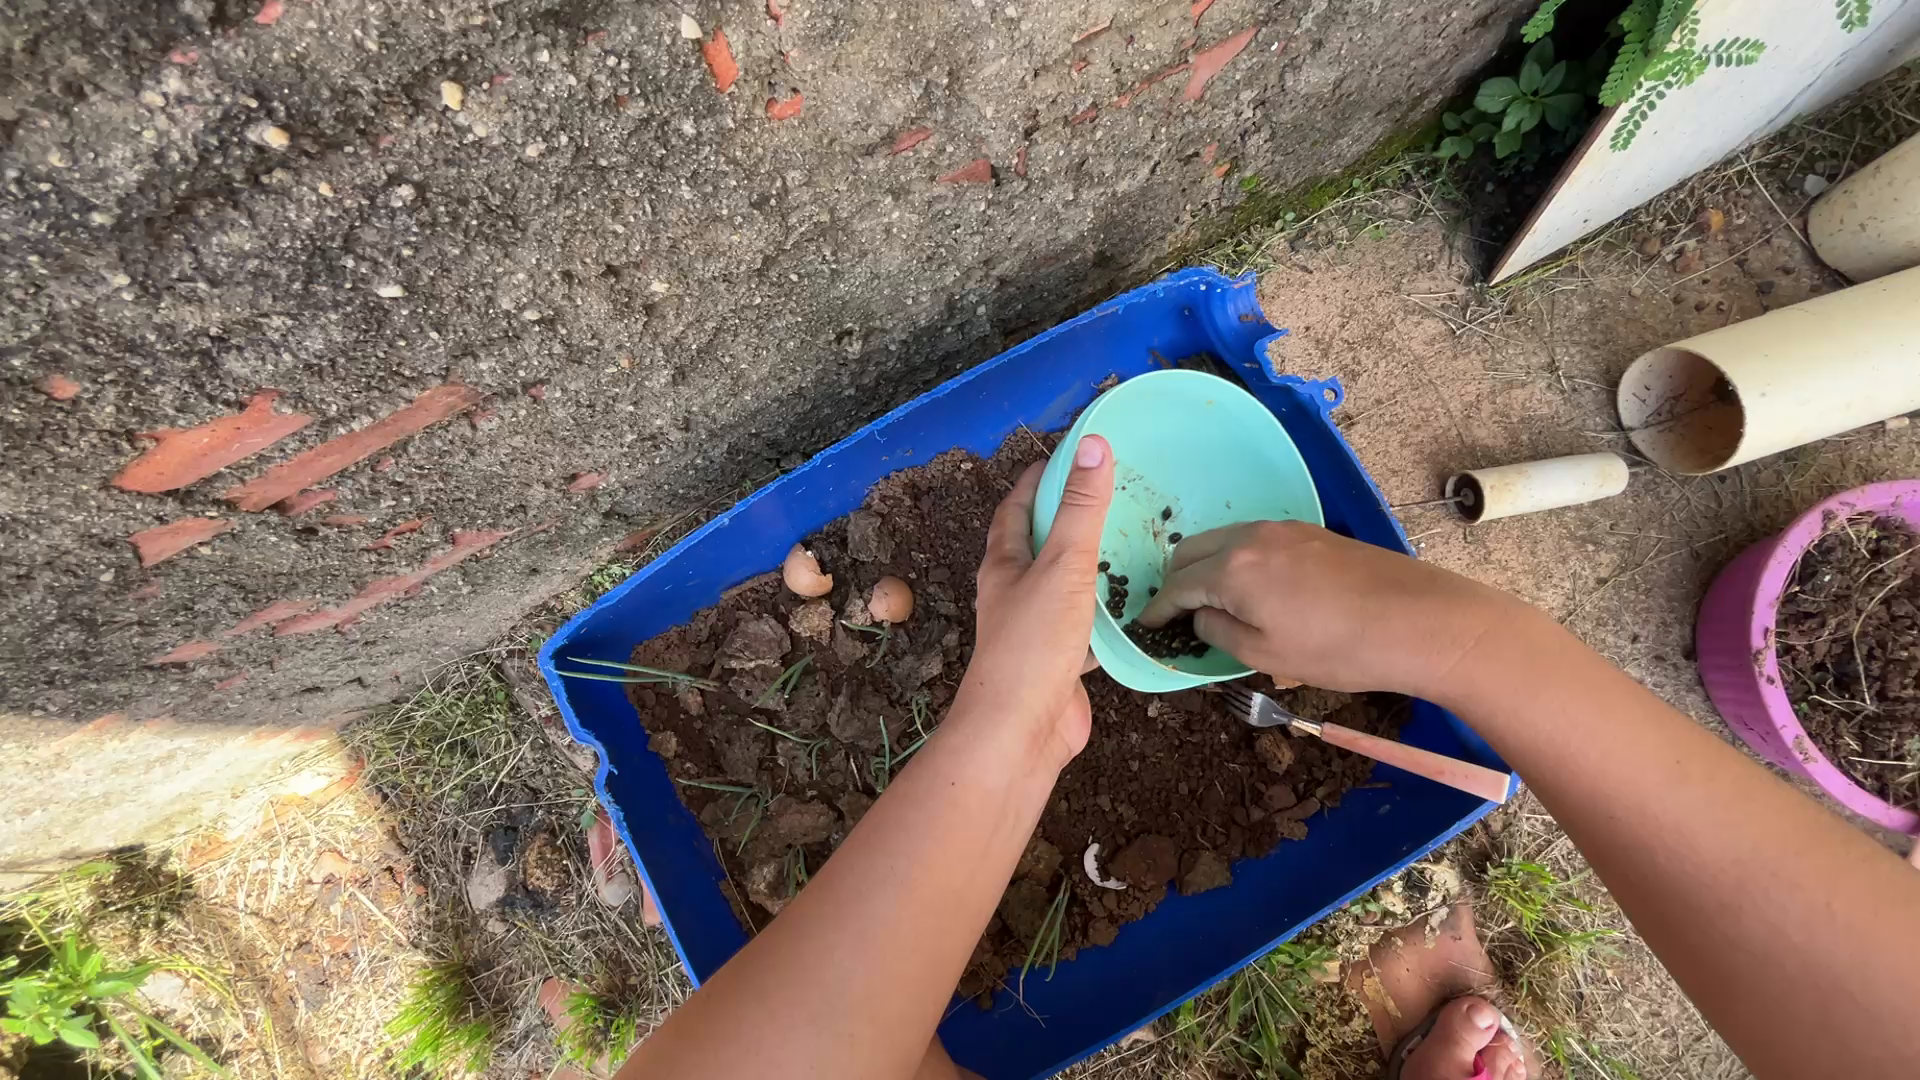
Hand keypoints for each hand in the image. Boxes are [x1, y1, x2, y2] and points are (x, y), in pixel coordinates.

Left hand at [959, 436, 1114, 768]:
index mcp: (1004, 564)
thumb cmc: (1034, 643)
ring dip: (1090, 566)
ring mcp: (1036, 627)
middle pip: (1039, 545)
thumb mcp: (1062, 567)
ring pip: (1064, 586)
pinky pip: (1085, 625)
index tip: (1068, 456)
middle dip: (1068, 520)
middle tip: (1112, 497)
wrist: (1022, 730)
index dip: (1038, 481)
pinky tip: (1136, 607)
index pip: (1017, 508)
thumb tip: (1093, 445)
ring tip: (1132, 545)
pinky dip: (1106, 613)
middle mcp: (1014, 592)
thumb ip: (1081, 510)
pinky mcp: (1059, 660)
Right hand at [1134, 521, 1528, 699]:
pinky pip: (1249, 539)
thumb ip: (1217, 632)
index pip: (1175, 587)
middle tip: (1175, 615)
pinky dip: (1232, 559)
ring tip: (1210, 601)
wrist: (1424, 621)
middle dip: (1174, 582)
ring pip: (1219, 540)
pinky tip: (1249, 586)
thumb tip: (1200, 617)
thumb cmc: (1338, 648)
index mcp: (1230, 569)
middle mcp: (1248, 537)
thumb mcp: (1265, 655)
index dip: (1156, 609)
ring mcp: (1280, 529)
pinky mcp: (1306, 531)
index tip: (1145, 627)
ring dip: (1202, 567)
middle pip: (1189, 552)